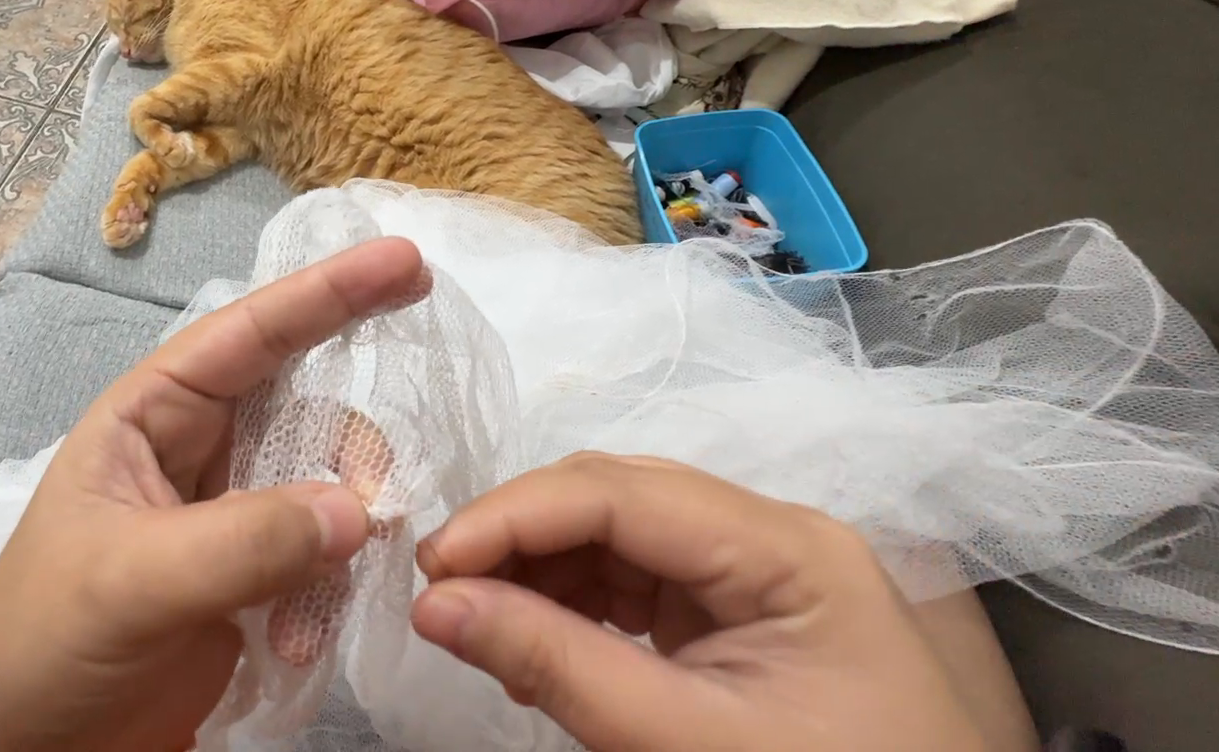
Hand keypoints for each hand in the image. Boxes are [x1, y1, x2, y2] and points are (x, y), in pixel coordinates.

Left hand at [0, 237, 427, 751]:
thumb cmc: (47, 642)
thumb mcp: (130, 582)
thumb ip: (242, 542)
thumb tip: (359, 510)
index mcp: (152, 412)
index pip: (248, 333)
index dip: (327, 292)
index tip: (406, 262)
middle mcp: (200, 444)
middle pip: (305, 403)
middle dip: (351, 440)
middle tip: (390, 486)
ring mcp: (234, 507)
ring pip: (325, 479)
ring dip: (342, 533)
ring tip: (316, 602)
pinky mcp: (257, 569)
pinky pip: (324, 548)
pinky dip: (331, 586)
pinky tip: (296, 640)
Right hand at [411, 454, 1004, 751]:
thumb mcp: (688, 748)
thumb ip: (556, 667)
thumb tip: (432, 605)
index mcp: (786, 546)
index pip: (618, 492)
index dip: (512, 515)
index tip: (433, 563)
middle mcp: (767, 531)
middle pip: (612, 497)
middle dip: (520, 536)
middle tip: (445, 590)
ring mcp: (751, 565)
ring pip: (611, 530)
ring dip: (538, 569)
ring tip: (485, 620)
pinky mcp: (733, 604)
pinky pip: (630, 575)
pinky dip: (571, 600)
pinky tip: (536, 635)